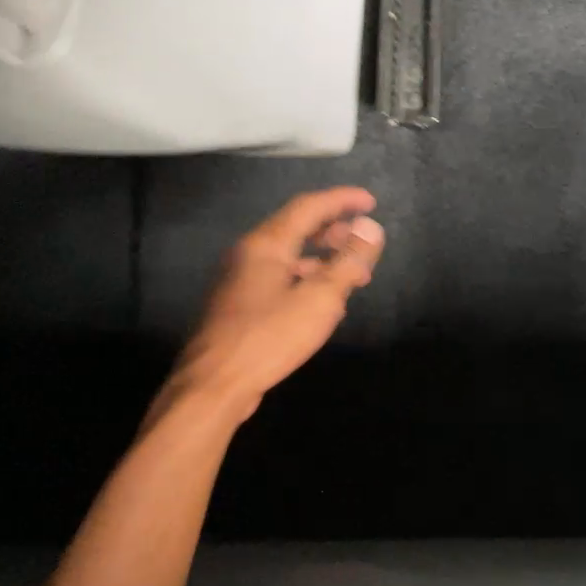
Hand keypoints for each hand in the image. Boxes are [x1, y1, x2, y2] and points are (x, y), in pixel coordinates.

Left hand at [163, 188, 383, 419]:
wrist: (214, 385)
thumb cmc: (270, 337)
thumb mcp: (320, 298)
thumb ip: (348, 261)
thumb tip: (371, 228)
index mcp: (266, 244)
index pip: (309, 207)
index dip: (342, 200)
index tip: (371, 202)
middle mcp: (249, 254)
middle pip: (295, 227)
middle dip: (333, 228)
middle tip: (362, 238)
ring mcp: (240, 279)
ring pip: (287, 254)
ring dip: (322, 256)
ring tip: (351, 272)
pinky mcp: (239, 304)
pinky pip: (279, 276)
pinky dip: (306, 277)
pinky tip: (322, 300)